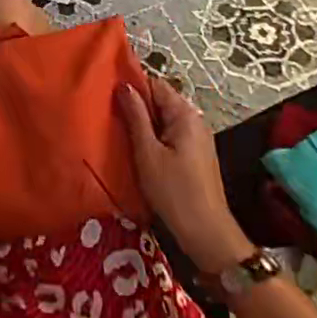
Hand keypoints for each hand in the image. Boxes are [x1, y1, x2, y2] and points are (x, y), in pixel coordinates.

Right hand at [118, 80, 253, 274]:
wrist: (206, 233)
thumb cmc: (173, 191)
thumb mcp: (147, 152)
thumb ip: (135, 116)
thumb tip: (124, 86)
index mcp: (184, 113)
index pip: (155, 84)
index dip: (133, 88)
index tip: (110, 97)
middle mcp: (195, 119)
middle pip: (161, 101)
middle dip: (138, 108)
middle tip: (113, 119)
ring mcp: (199, 138)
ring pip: (165, 120)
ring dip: (146, 126)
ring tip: (123, 136)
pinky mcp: (198, 155)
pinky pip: (172, 136)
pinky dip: (157, 139)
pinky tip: (142, 153)